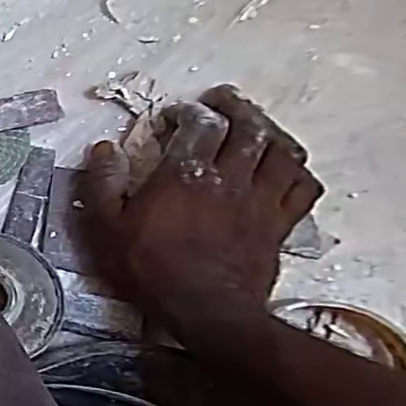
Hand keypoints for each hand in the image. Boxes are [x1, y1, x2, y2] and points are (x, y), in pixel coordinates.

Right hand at [84, 84, 322, 336]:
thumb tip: (103, 148)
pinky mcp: (281, 221)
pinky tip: (285, 164)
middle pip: (248, 131)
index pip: (198, 129)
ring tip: (257, 122)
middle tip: (222, 99)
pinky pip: (303, 185)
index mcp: (184, 177)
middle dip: (236, 109)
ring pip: (282, 152)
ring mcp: (262, 200)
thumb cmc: (145, 264)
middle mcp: (230, 180)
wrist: (203, 306)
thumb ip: (102, 182)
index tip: (173, 113)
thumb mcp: (104, 223)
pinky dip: (296, 167)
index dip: (188, 114)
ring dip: (271, 130)